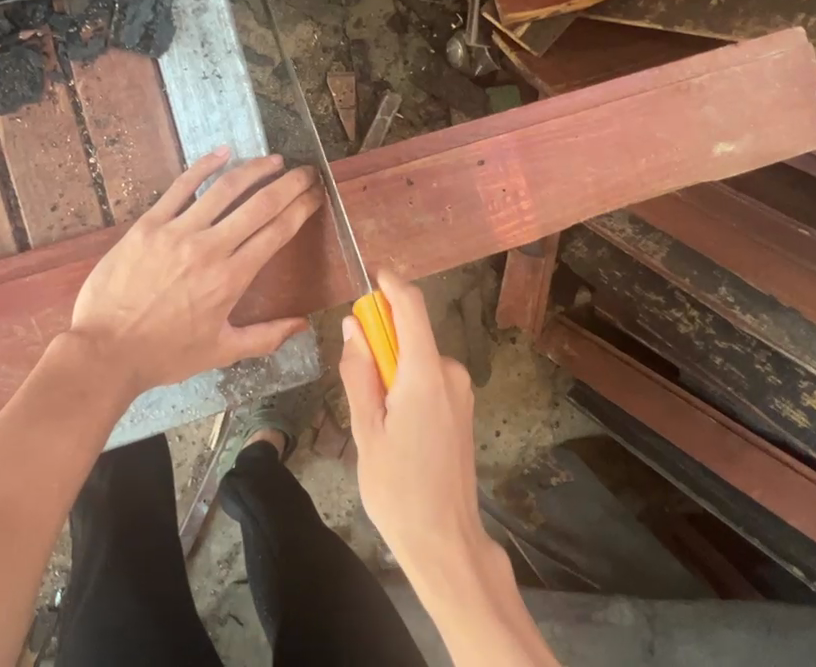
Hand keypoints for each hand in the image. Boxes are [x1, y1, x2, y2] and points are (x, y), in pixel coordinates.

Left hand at [69, 147, 321, 396]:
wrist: (105, 351)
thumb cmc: (164, 355)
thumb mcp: (221, 352)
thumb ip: (265, 337)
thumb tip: (303, 324)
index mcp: (232, 279)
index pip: (277, 231)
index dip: (302, 208)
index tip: (316, 195)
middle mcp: (210, 248)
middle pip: (260, 204)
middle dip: (290, 184)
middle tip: (308, 172)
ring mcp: (177, 232)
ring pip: (225, 189)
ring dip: (255, 169)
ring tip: (275, 160)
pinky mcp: (149, 224)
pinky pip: (181, 187)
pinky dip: (204, 166)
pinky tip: (223, 152)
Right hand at [340, 271, 494, 572]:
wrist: (446, 540)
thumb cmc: (398, 489)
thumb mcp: (365, 430)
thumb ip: (359, 372)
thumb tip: (352, 327)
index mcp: (425, 374)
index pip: (411, 307)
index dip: (390, 285)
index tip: (370, 274)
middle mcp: (450, 373)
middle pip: (410, 334)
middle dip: (379, 343)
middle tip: (357, 388)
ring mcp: (461, 391)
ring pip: (417, 358)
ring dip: (391, 370)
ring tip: (375, 421)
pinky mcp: (462, 408)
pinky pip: (428, 377)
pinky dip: (406, 384)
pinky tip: (395, 427)